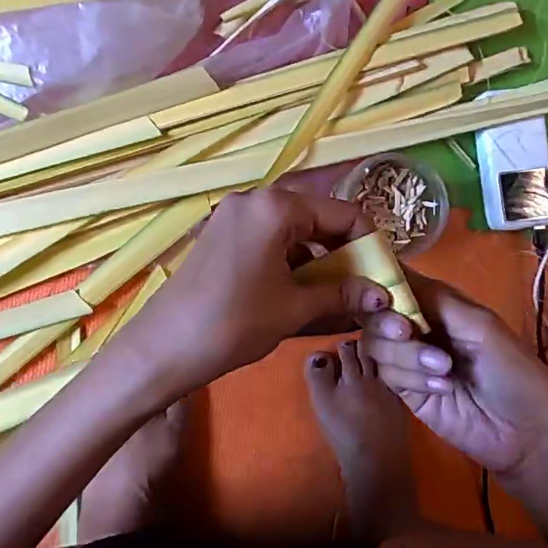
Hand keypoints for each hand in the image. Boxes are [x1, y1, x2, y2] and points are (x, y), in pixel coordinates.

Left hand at [107, 189, 390, 397]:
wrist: (163, 347)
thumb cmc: (234, 322)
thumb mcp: (294, 308)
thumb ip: (342, 293)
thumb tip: (384, 295)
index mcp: (275, 207)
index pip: (342, 213)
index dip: (368, 244)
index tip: (382, 275)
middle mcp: (253, 200)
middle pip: (315, 217)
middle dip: (342, 251)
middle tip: (359, 286)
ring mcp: (232, 216)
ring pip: (291, 230)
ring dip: (316, 258)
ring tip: (331, 294)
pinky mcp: (219, 235)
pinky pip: (267, 239)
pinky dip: (288, 260)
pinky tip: (297, 291)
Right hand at [359, 273, 547, 475]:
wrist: (524, 433)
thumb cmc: (514, 372)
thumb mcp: (481, 326)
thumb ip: (437, 299)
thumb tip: (395, 270)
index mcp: (439, 305)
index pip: (398, 284)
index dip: (382, 286)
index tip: (381, 297)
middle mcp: (419, 328)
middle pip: (376, 315)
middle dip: (387, 324)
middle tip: (406, 333)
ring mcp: (409, 360)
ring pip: (376, 345)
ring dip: (406, 356)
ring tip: (443, 370)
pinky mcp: (405, 391)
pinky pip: (386, 374)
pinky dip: (411, 378)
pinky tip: (442, 388)